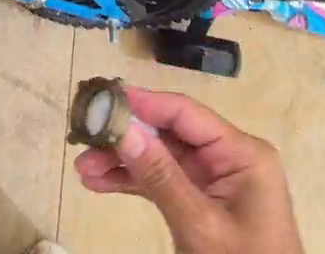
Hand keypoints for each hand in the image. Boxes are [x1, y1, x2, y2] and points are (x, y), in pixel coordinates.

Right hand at [73, 87, 302, 253]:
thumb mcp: (201, 226)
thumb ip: (161, 176)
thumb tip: (121, 129)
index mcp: (241, 153)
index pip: (183, 113)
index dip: (141, 102)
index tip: (101, 98)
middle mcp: (227, 157)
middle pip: (166, 133)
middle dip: (124, 137)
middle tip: (83, 137)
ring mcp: (214, 179)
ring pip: (158, 156)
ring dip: (121, 161)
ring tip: (83, 169)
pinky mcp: (201, 200)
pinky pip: (161, 180)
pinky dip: (132, 181)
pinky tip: (98, 184)